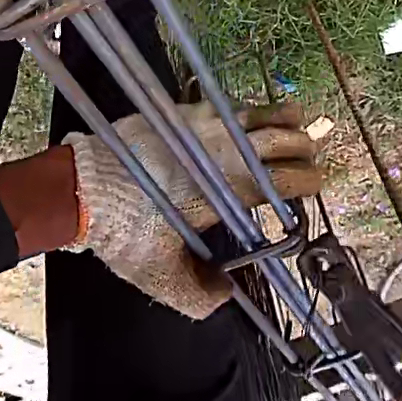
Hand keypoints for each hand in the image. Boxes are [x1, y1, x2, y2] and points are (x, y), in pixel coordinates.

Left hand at [64, 101, 323, 317]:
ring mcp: (204, 125)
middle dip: (302, 147)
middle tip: (307, 157)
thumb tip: (225, 294)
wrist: (85, 186)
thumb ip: (199, 296)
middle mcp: (225, 150)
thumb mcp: (162, 277)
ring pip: (258, 112)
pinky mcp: (184, 111)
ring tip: (296, 121)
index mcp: (230, 188)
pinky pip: (229, 104)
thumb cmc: (128, 231)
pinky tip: (250, 117)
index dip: (307, 180)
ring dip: (283, 118)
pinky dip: (249, 110)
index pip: (285, 179)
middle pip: (281, 139)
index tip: (315, 183)